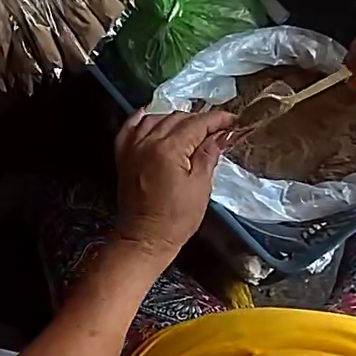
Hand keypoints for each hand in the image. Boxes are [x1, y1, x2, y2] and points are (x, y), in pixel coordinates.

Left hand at [112, 109, 233, 261]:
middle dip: (199, 120)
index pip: (197, 123)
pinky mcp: (123, 157)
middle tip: (216, 129)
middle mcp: (147, 142)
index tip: (231, 120)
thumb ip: (208, 155)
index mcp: (168, 149)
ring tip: (191, 128)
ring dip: (175, 118)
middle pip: (177, 118)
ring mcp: (132, 148)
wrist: (144, 239)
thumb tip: (221, 135)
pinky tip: (152, 116)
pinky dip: (143, 119)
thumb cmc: (176, 219)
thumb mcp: (200, 187)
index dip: (217, 119)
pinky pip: (130, 128)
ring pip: (155, 118)